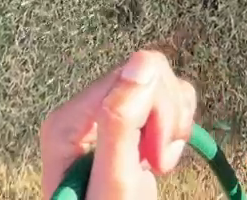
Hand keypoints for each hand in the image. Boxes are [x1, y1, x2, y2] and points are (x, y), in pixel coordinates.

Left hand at [38, 50, 197, 198]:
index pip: (130, 74)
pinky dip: (177, 125)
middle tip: (157, 164)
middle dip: (166, 117)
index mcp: (69, 120)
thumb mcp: (115, 186)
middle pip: (147, 74)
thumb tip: (142, 61)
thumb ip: (123, 124)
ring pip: (161, 82)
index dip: (154, 108)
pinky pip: (167, 96)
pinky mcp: (130, 124)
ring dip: (173, 123)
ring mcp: (109, 116)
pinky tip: (162, 158)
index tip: (151, 158)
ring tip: (158, 165)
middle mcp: (86, 110)